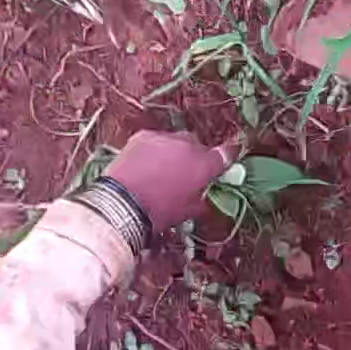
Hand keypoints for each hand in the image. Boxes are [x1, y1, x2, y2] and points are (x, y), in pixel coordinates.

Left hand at [103, 130, 232, 228]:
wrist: (122, 203)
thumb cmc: (159, 213)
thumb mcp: (187, 213)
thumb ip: (203, 201)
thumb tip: (207, 199)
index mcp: (204, 165)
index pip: (226, 154)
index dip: (228, 157)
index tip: (226, 161)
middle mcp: (188, 146)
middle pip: (199, 147)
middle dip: (196, 158)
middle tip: (187, 174)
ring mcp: (165, 138)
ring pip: (176, 141)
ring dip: (175, 152)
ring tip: (164, 169)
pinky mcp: (143, 136)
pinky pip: (156, 141)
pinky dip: (155, 150)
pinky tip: (146, 164)